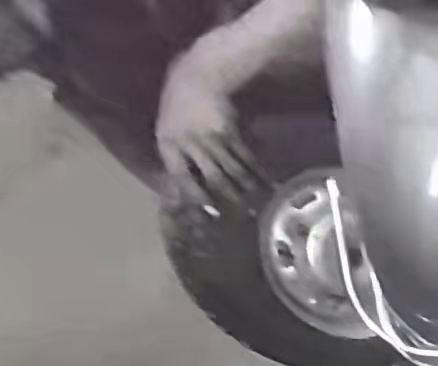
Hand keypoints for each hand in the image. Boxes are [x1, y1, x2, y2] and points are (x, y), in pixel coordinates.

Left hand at [156, 50, 259, 203]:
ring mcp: (208, 137)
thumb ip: (184, 157)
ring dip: (249, 187)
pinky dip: (259, 172)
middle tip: (245, 212)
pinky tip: (270, 182)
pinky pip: (246, 159)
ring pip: (233, 170)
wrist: (195, 80)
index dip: (196, 195)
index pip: (180, 175)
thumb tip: (197, 188)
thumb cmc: (182, 110)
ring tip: (262, 201)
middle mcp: (186, 141)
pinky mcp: (228, 133)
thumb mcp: (175, 133)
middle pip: (212, 177)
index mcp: (167, 142)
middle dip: (230, 196)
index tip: (211, 212)